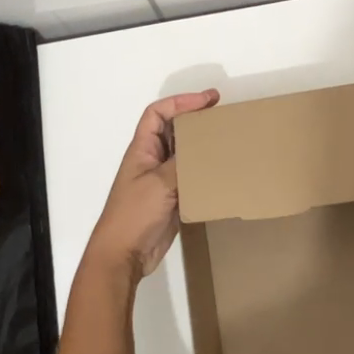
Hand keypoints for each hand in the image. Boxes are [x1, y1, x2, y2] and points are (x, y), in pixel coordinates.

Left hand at [84, 90, 219, 281]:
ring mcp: (161, 180)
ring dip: (203, 146)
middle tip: (224, 116)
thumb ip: (183, 163)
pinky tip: (224, 172)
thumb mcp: (160, 183)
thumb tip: (205, 148)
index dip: (181, 102)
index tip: (209, 100)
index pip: (158, 113)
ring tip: (228, 141)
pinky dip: (205, 171)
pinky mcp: (172, 199)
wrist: (125, 253)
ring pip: (184, 153)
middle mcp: (151, 160)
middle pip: (174, 130)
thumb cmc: (135, 213)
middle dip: (196, 120)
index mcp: (142, 149)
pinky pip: (191, 177)